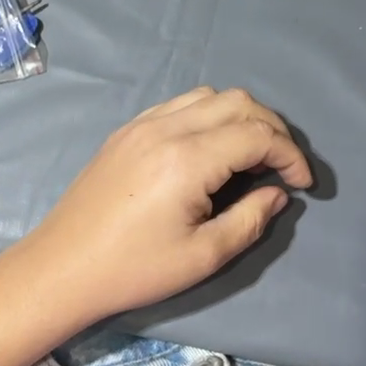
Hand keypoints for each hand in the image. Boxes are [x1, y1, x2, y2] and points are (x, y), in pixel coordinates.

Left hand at [17, 87, 313, 321]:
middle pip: (239, 102)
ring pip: (210, 96)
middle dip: (273, 129)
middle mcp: (166, 128)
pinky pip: (181, 104)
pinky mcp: (127, 130)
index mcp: (187, 159)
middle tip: (283, 167)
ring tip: (252, 157)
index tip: (302, 184)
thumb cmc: (134, 269)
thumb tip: (277, 194)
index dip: (290, 155)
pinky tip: (212, 149)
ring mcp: (142, 124)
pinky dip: (210, 116)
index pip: (257, 134)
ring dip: (242, 117)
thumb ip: (250, 219)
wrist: (62, 268)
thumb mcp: (203, 256)